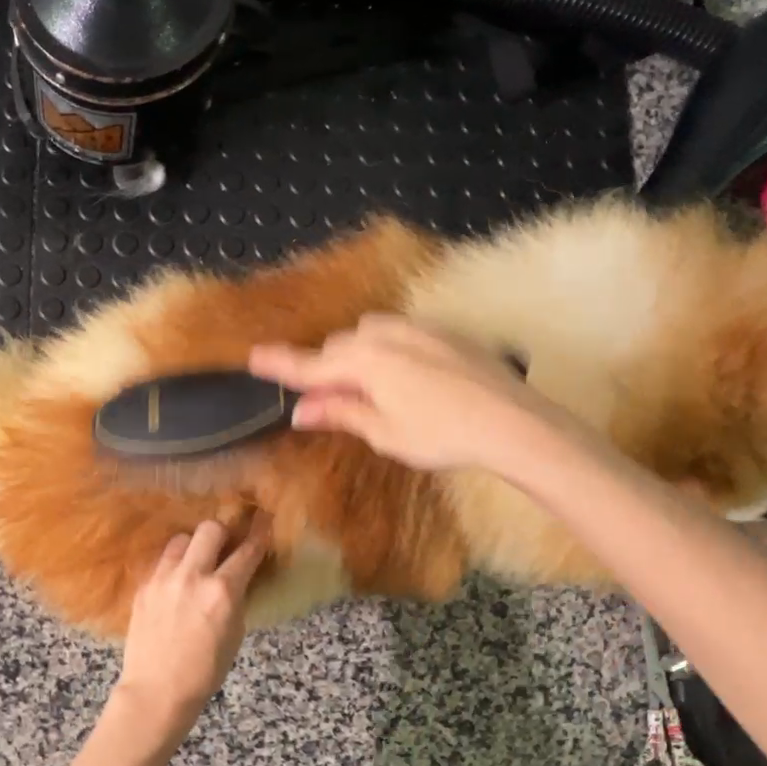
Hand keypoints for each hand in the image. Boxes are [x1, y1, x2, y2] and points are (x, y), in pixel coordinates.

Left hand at [115, 517, 271, 730]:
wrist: (157, 689)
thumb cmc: (205, 671)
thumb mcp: (235, 634)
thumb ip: (235, 599)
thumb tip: (236, 579)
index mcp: (222, 592)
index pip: (246, 551)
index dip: (258, 534)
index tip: (263, 522)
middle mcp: (192, 577)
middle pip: (209, 529)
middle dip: (222, 533)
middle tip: (224, 545)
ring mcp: (163, 579)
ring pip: (181, 540)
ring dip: (193, 547)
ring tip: (195, 563)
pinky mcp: (143, 586)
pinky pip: (161, 562)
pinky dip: (172, 566)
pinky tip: (175, 581)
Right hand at [249, 315, 554, 471]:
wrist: (514, 421)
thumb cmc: (441, 434)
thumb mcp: (382, 432)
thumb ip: (340, 413)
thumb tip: (301, 410)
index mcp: (364, 362)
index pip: (309, 365)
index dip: (280, 365)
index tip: (252, 358)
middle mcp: (385, 337)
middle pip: (338, 347)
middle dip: (324, 368)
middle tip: (321, 400)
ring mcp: (417, 330)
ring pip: (367, 335)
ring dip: (355, 356)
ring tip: (363, 387)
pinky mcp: (444, 334)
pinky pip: (397, 334)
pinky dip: (384, 351)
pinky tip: (402, 378)